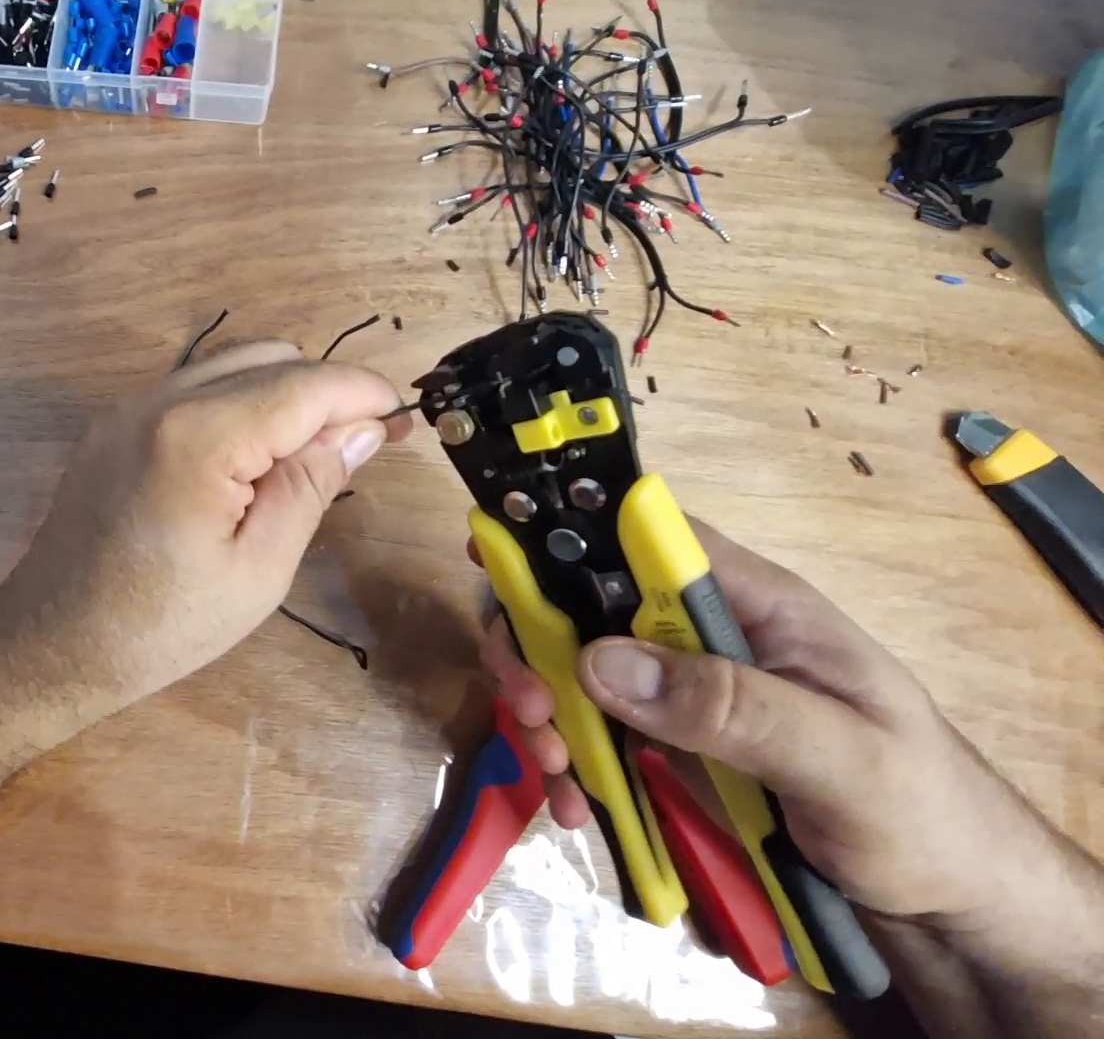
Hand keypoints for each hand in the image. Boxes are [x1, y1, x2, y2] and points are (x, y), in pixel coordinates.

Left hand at [0, 340, 411, 706]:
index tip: (399, 420)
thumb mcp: (258, 570)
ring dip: (281, 395)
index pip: (304, 384)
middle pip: (270, 360)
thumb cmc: (161, 626)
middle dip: (325, 394)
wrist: (53, 642)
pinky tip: (246, 461)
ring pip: (230, 367)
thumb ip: (310, 486)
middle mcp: (160, 400)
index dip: (362, 393)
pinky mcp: (113, 425)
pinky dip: (236, 406)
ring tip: (303, 459)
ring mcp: (129, 407)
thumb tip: (360, 429)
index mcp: (200, 437)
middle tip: (356, 449)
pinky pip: (192, 389)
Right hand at [476, 521, 1068, 925]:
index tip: (495, 557)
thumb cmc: (922, 817)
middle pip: (581, 603)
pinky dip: (563, 760)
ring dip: (541, 710)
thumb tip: (601, 659)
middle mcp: (695, 631)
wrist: (942, 903)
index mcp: (748, 604)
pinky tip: (573, 802)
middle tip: (528, 706)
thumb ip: (731, 705)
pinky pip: (582, 726)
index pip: (645, 541)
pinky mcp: (653, 733)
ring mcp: (669, 684)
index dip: (566, 535)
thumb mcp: (842, 760)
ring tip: (555, 770)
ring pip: (567, 666)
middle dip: (535, 648)